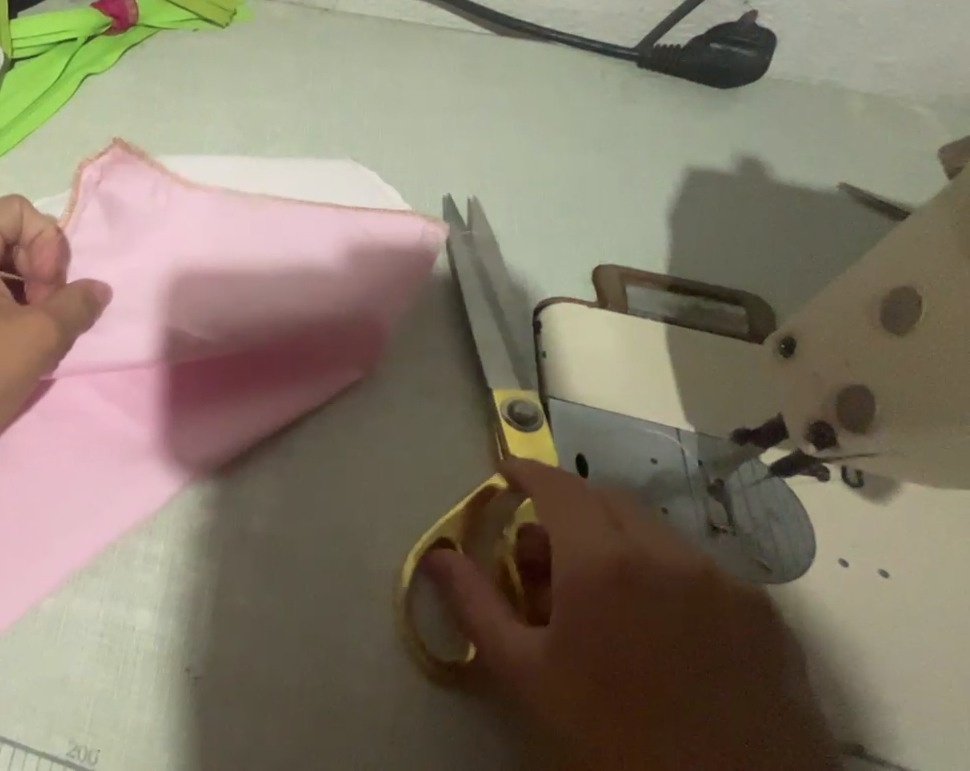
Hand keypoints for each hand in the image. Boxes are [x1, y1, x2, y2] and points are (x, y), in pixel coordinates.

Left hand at [0, 196, 110, 548]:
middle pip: (7, 232)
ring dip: (25, 288)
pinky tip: (14, 342)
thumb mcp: (39, 337)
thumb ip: (77, 303)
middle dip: (39, 266)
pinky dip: (3, 303)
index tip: (47, 292)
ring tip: (34, 332)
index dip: (48, 245)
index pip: (20, 210)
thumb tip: (98, 288)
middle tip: (45, 313)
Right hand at [423, 458, 840, 770]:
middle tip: (538, 558)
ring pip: (658, 535)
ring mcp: (733, 590)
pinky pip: (704, 573)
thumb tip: (436, 555)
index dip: (526, 472)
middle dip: (567, 510)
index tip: (503, 474)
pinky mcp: (774, 626)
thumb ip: (474, 602)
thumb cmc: (610, 737)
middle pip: (610, 502)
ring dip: (616, 542)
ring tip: (595, 601)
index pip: (558, 487)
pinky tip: (652, 630)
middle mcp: (673, 559)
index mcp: (605, 563)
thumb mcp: (523, 673)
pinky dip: (664, 576)